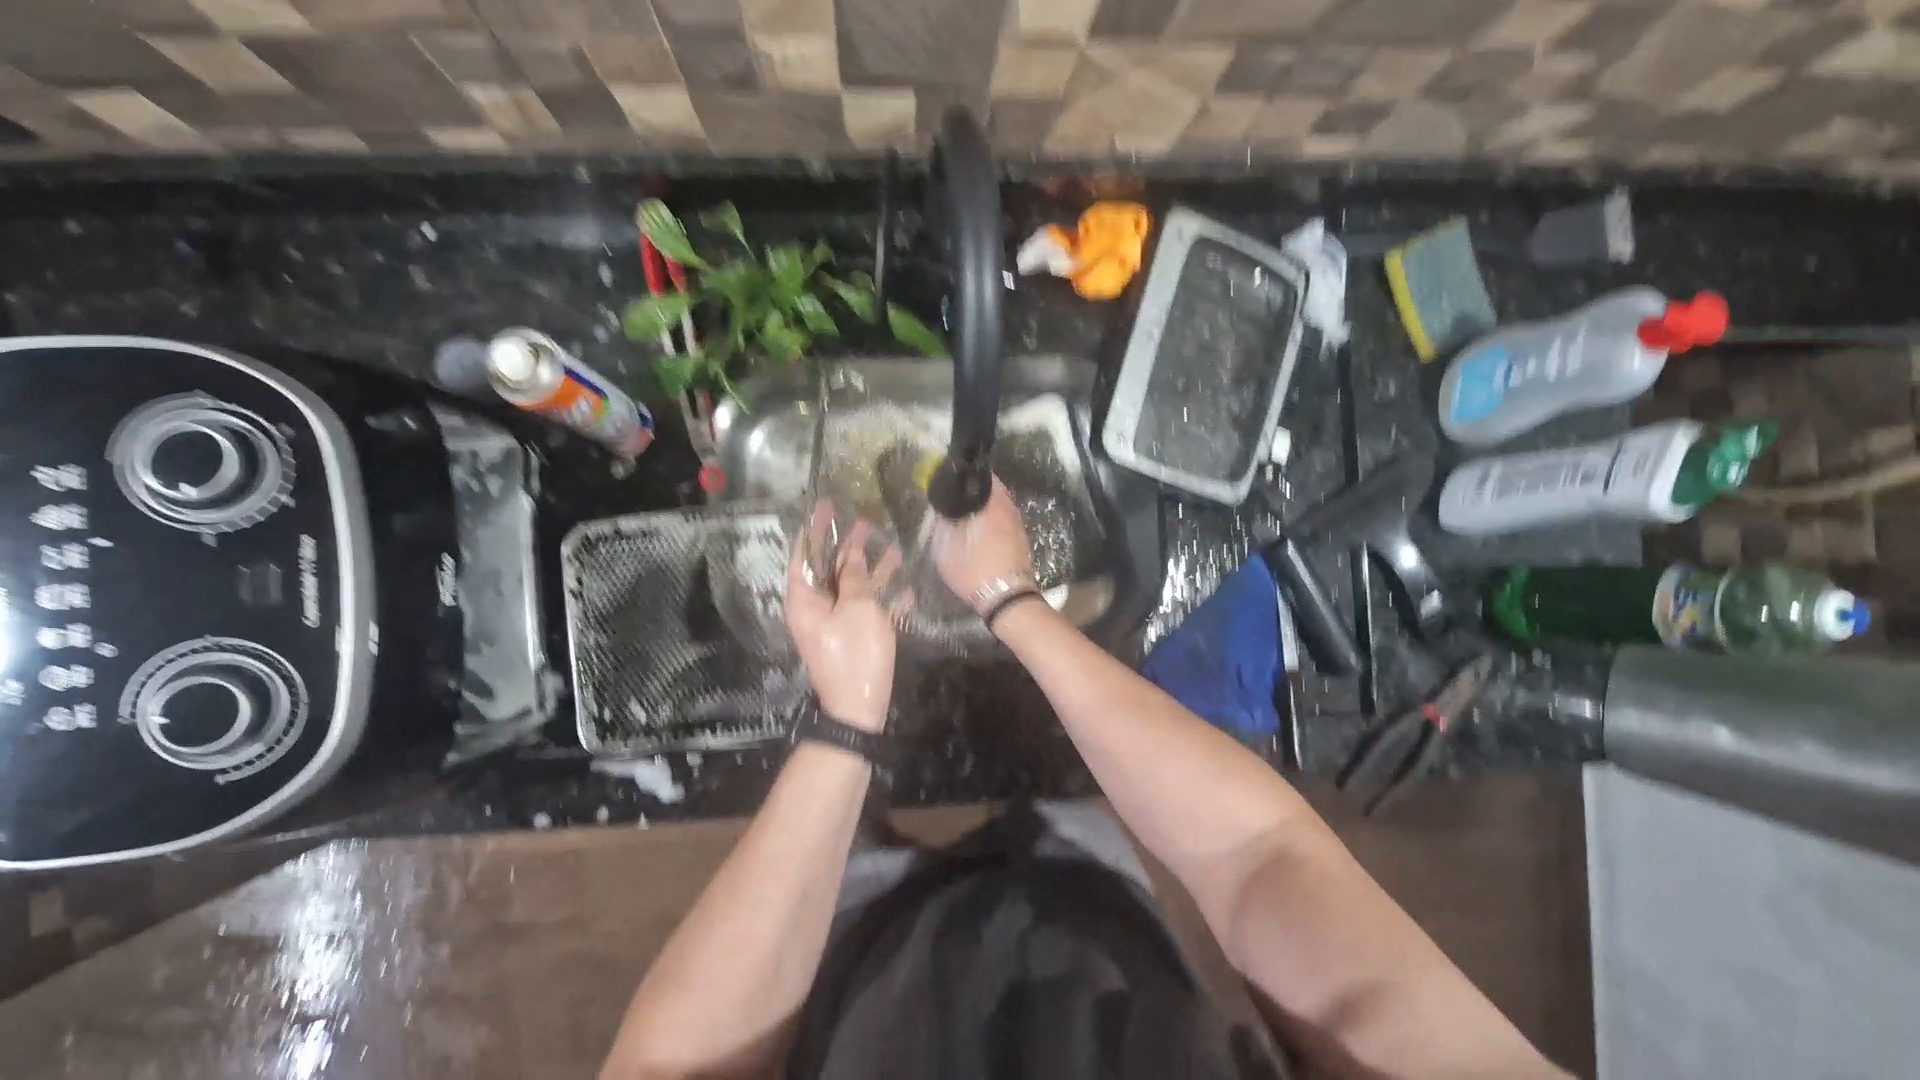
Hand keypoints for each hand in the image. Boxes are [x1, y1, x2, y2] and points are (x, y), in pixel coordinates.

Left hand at [785, 502, 898, 732]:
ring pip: (853, 589)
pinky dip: (884, 600)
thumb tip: (853, 555)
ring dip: (873, 570)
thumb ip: (856, 577)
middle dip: (849, 547)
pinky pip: (867, 611)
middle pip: (831, 569)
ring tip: (894, 548)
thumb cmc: (854, 653)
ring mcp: (835, 624)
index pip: (805, 554)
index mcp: (805, 598)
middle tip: (864, 521)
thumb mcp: (857, 608)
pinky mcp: (854, 639)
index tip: (826, 506)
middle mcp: (816, 608)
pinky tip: (906, 591)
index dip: (815, 528)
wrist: (859, 708)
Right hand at [930, 476, 1033, 613]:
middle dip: (978, 490)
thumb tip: (940, 510)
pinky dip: (996, 519)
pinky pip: (1007, 519)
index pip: (984, 477)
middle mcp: (1009, 509)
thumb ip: (942, 526)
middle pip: (995, 489)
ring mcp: (1019, 525)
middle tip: (960, 496)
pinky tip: (983, 530)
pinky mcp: (1022, 539)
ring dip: (988, 505)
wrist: (1007, 598)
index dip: (970, 475)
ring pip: (1002, 505)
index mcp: (992, 506)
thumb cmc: (974, 572)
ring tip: (969, 513)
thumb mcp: (946, 551)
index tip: (957, 477)